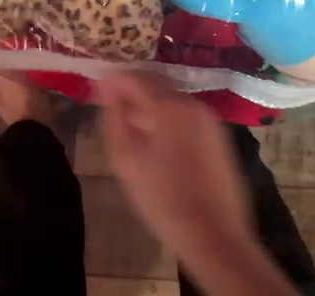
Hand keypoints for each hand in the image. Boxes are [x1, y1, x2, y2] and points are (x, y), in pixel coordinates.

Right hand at [94, 72, 252, 262]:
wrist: (214, 236)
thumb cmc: (164, 199)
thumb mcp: (126, 159)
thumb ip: (114, 118)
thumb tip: (107, 91)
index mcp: (168, 105)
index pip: (133, 77)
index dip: (111, 81)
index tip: (95, 93)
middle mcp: (191, 103)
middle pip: (154, 83)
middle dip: (131, 90)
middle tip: (110, 108)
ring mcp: (209, 119)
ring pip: (171, 99)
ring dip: (149, 104)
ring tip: (131, 126)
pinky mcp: (218, 136)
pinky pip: (185, 114)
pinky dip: (167, 117)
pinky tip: (156, 140)